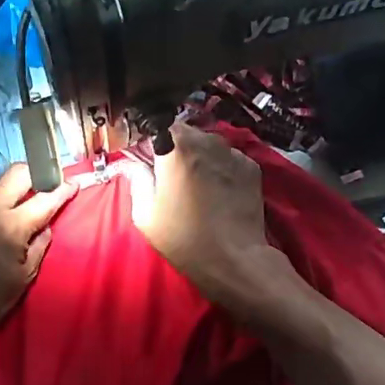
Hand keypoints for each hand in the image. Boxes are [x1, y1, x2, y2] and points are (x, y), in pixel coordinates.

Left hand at [0, 164, 74, 343]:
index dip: (62, 190)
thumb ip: (39, 243)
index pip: (44, 198)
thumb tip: (45, 224)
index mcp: (10, 227)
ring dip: (9, 189)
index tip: (72, 185)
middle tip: (44, 187)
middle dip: (35, 176)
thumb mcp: (25, 275)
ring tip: (16, 204)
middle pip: (16, 173)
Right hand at [132, 124, 294, 314]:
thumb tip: (133, 165)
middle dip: (175, 148)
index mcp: (176, 150)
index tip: (146, 159)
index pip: (158, 126)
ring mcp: (233, 153)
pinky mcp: (251, 167)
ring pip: (208, 144)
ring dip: (198, 157)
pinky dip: (219, 168)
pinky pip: (228, 158)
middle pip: (185, 133)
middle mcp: (207, 143)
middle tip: (169, 175)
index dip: (150, 141)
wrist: (234, 258)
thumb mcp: (145, 215)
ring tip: (194, 185)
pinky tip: (216, 191)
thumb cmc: (183, 239)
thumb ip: (137, 181)